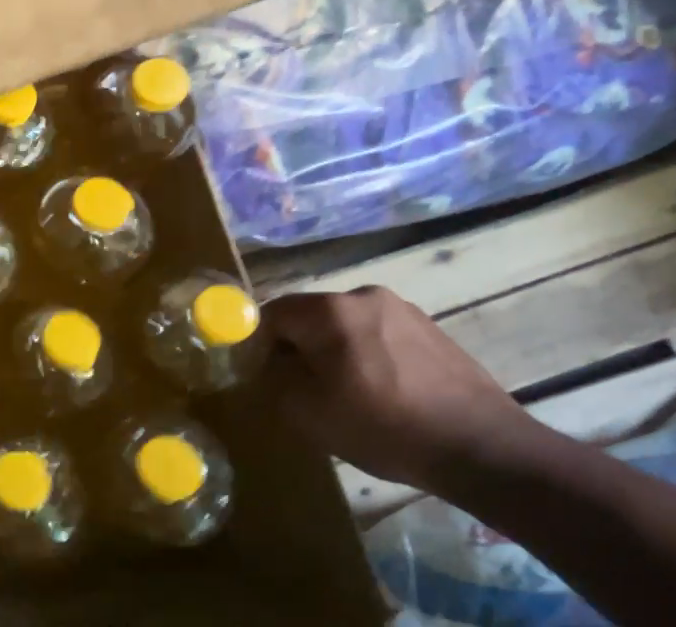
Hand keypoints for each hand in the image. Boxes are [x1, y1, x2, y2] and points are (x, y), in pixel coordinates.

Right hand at [262, 287, 530, 494]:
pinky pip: (380, 336)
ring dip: (336, 351)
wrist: (488, 452)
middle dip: (299, 347)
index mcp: (326, 309)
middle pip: (309, 317)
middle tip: (303, 387)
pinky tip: (383, 391)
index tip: (265, 377)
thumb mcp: (305, 411)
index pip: (268, 315)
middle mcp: (362, 295)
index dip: (259, 346)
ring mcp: (403, 310)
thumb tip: (270, 364)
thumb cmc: (385, 427)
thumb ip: (272, 377)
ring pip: (345, 326)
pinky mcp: (433, 330)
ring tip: (348, 392)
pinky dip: (370, 356)